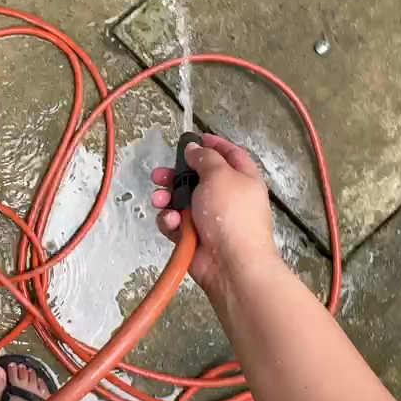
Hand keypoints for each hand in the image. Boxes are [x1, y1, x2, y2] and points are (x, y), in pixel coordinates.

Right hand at [150, 134, 286, 312]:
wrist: (231, 263)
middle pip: (196, 177)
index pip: (230, 154)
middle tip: (159, 175)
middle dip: (175, 175)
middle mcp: (225, 196)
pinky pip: (174, 222)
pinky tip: (171, 223)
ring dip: (166, 198)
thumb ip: (205, 158)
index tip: (194, 137)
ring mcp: (208, 218)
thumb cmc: (230, 214)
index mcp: (241, 178)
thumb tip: (195, 148)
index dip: (213, 144)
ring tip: (160, 201)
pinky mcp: (192, 235)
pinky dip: (169, 221)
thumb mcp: (220, 176)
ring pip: (179, 200)